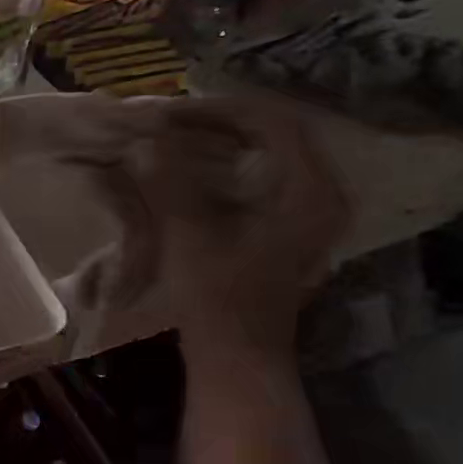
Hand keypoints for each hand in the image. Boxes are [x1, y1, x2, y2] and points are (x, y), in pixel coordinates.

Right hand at [130, 98, 347, 350]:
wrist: (237, 353)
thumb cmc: (218, 296)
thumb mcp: (189, 235)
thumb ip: (169, 183)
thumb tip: (144, 140)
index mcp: (309, 191)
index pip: (272, 123)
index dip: (216, 110)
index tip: (164, 112)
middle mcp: (319, 194)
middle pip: (271, 135)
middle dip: (213, 123)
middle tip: (160, 122)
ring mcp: (304, 213)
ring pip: (261, 156)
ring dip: (214, 143)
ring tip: (165, 140)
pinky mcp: (282, 228)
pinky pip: (254, 178)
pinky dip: (217, 166)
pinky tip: (183, 172)